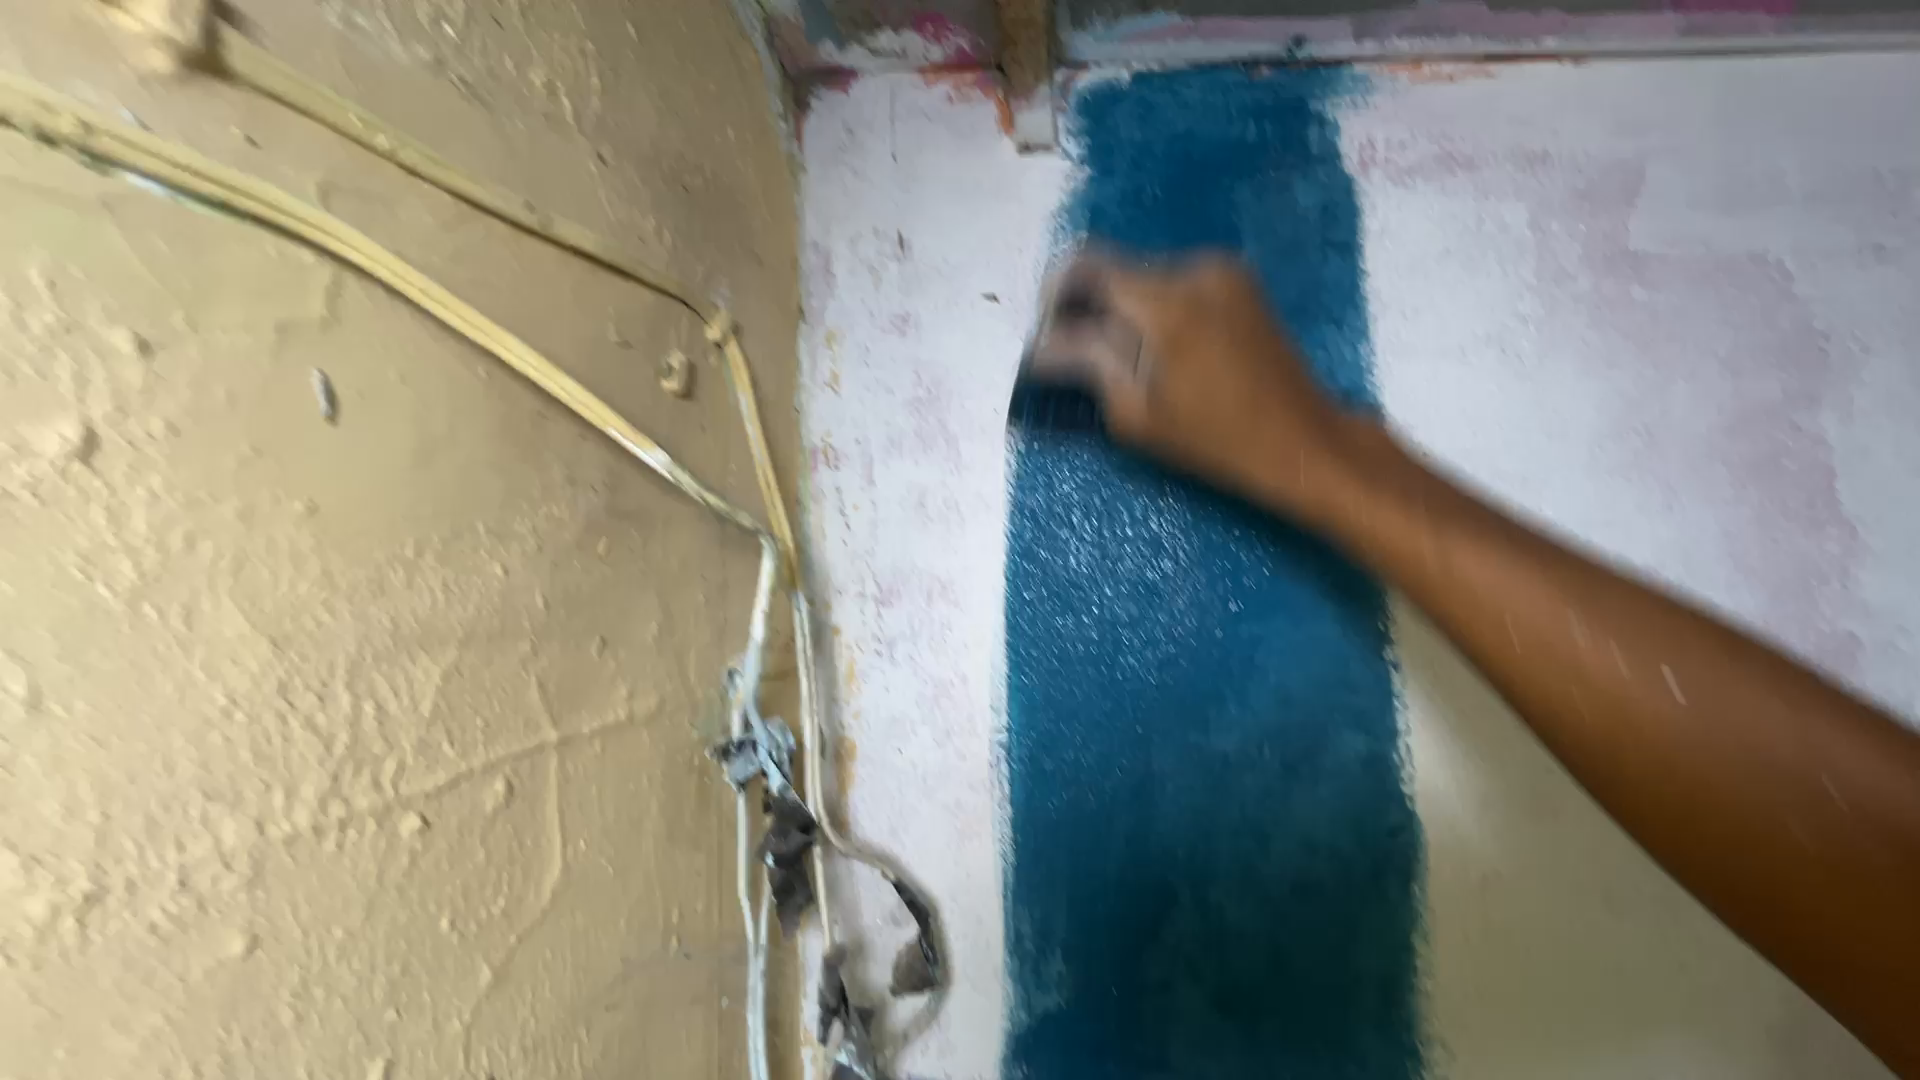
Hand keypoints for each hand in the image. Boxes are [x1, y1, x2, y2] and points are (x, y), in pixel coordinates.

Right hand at [1026, 249, 1355, 519]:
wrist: (1303, 440)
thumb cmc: (1216, 441)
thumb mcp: (1137, 414)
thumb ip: (1086, 366)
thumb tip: (1042, 346)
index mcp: (1169, 301)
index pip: (1087, 267)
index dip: (1053, 296)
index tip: (1046, 335)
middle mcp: (1196, 268)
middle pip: (1117, 272)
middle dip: (1087, 309)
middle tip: (1075, 358)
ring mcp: (1223, 271)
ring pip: (1145, 279)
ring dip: (1122, 312)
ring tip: (1120, 362)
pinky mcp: (1239, 283)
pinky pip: (1176, 286)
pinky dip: (1154, 311)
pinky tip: (1158, 353)